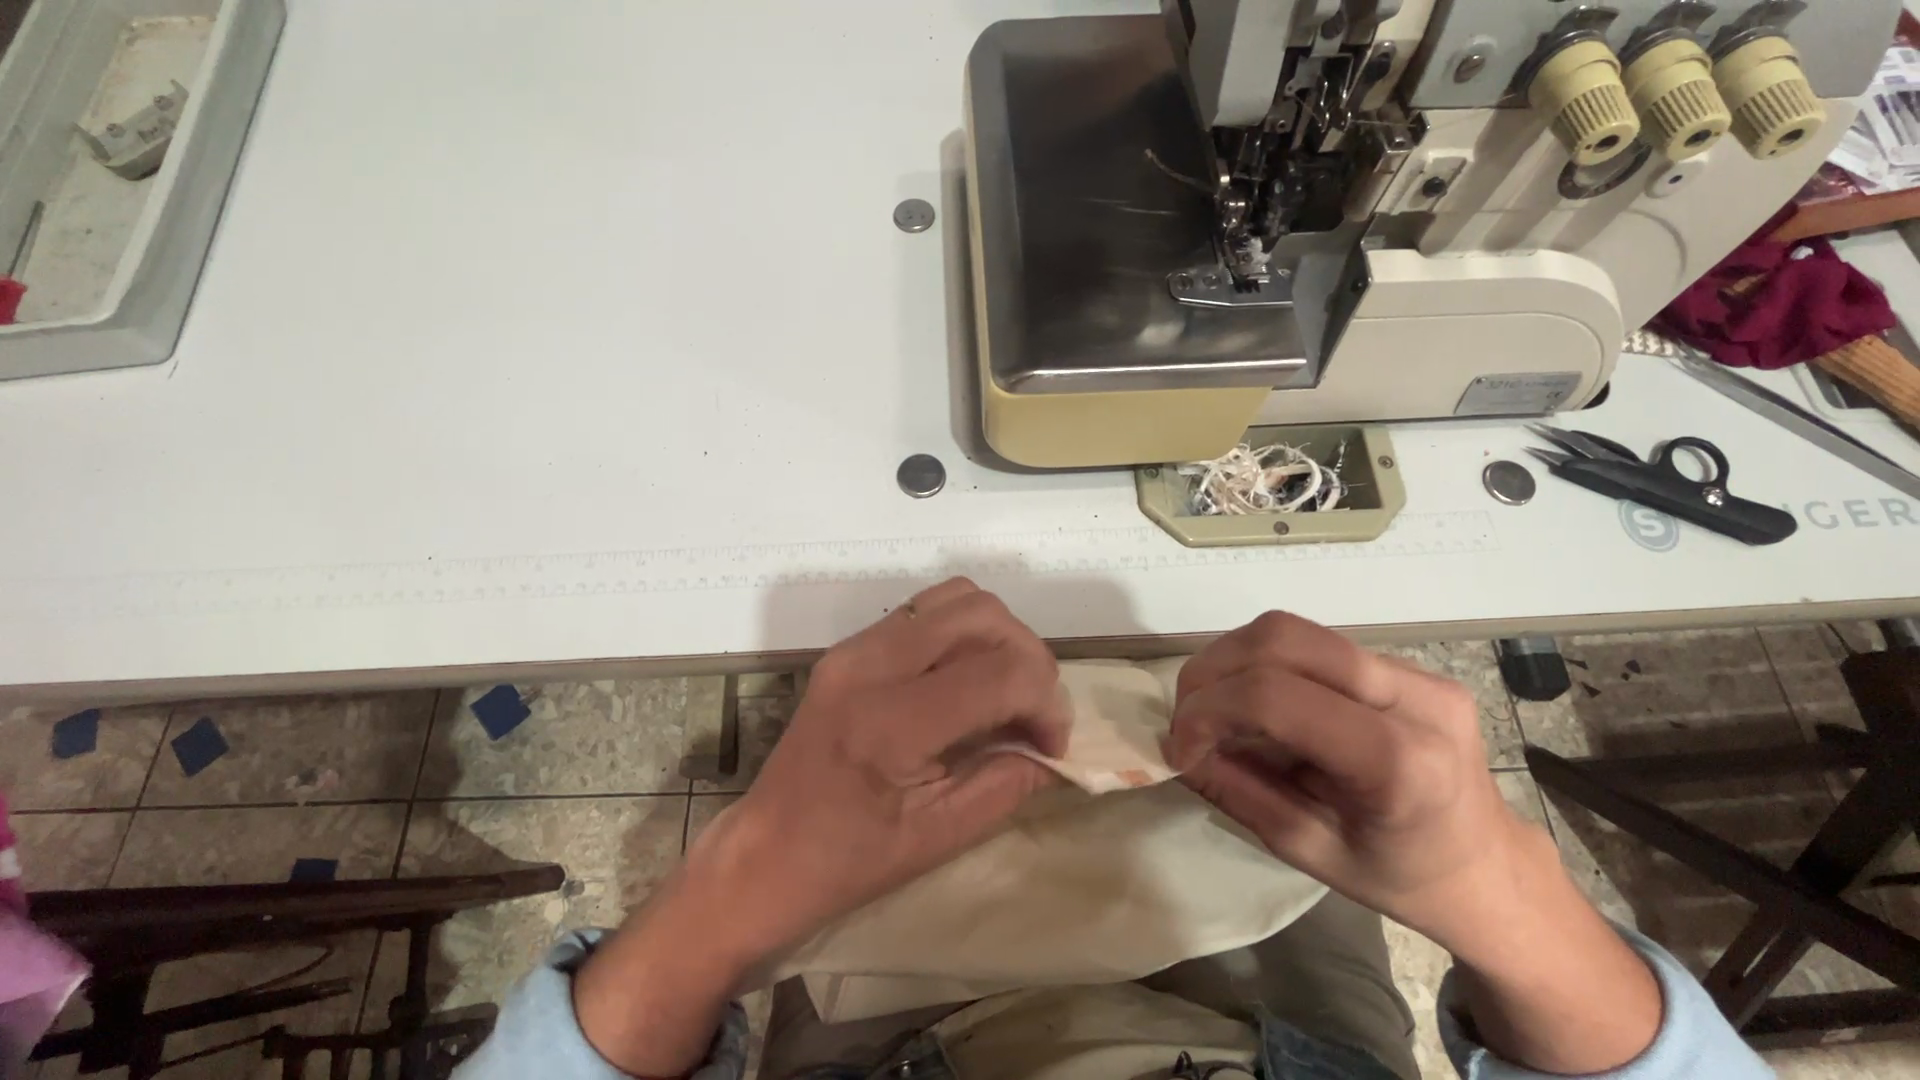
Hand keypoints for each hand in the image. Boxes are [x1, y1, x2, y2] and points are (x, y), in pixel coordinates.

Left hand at [689, 576, 1069, 958]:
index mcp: (892, 722)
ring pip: (959, 598)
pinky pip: (927, 610)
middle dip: (1030, 661)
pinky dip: (965, 633)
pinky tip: (965, 681)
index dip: (1046, 703)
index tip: (1051, 745)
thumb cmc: (850, 860)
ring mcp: (856, 647)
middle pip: (985, 616)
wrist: (768, 850)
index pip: (1001, 672)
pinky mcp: (851, 647)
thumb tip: (1058, 751)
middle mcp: (872, 664)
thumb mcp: (940, 835)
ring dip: (999, 638)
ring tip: (1004, 693)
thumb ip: (1008, 781)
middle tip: (1033, 716)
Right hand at [1166, 613, 1660, 1073]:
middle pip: (1284, 638)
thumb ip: (1238, 790)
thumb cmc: (1401, 877)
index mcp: (1398, 761)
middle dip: (1213, 669)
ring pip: (1296, 630)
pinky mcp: (1408, 666)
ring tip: (1214, 707)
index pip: (1276, 696)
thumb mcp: (1308, 851)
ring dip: (1235, 661)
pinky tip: (1257, 705)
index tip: (1181, 748)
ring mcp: (1417, 673)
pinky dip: (1266, 666)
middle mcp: (1414, 697)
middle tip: (1187, 715)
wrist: (1489, 869)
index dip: (1208, 710)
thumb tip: (1178, 748)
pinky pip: (1317, 645)